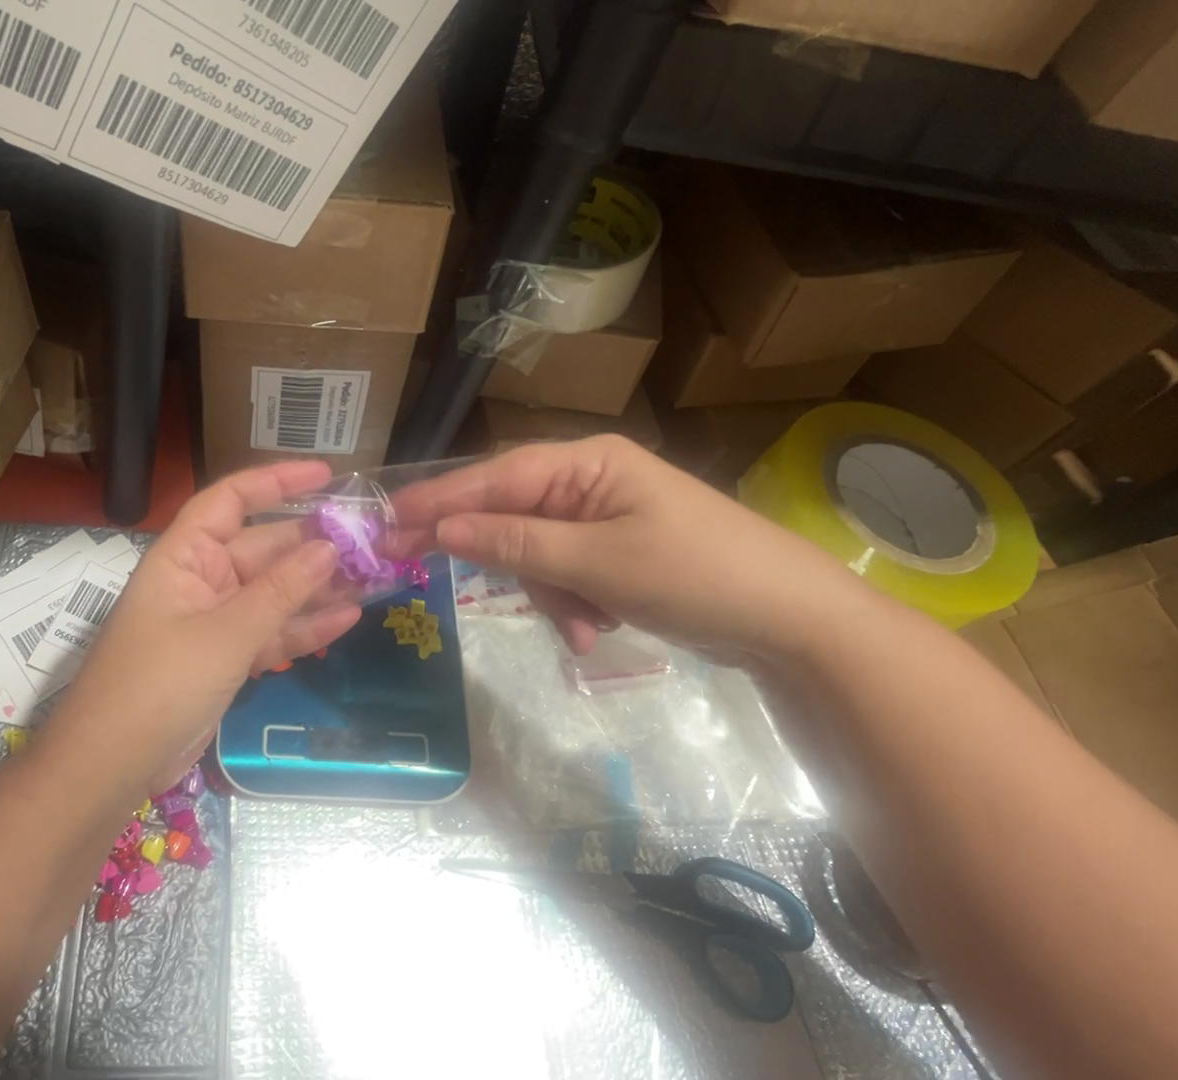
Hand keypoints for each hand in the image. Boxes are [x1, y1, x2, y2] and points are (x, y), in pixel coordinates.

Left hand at [50, 462, 361, 794]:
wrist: (112, 765)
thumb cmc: (158, 684)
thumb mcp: (224, 634)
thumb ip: (279, 592)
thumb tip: (328, 548)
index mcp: (185, 556)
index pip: (230, 500)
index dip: (276, 481)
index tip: (328, 476)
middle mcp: (200, 581)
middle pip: (263, 549)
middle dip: (313, 546)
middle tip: (371, 542)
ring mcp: (213, 623)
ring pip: (273, 595)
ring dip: (317, 589)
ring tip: (373, 579)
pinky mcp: (224, 660)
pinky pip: (270, 634)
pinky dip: (303, 629)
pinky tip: (346, 620)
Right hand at [390, 437, 882, 661]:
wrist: (792, 622)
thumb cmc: (696, 576)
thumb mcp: (598, 562)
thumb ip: (515, 543)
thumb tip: (441, 527)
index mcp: (589, 463)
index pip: (495, 475)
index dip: (438, 499)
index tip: (385, 523)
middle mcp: (591, 481)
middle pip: (510, 512)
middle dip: (498, 556)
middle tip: (422, 570)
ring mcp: (605, 519)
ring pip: (535, 551)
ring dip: (547, 593)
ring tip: (579, 626)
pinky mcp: (617, 554)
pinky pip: (566, 573)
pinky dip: (571, 603)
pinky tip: (594, 630)